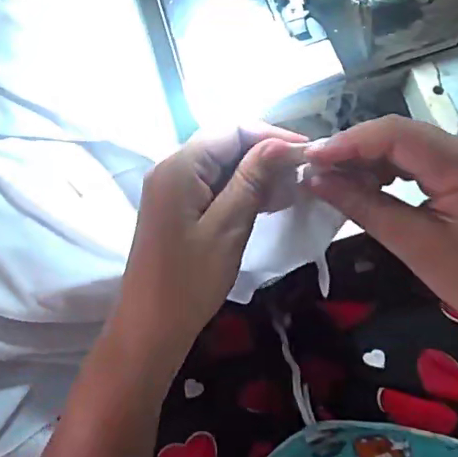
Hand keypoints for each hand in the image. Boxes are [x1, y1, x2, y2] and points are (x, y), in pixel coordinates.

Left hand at [113, 125, 305, 369]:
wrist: (150, 327)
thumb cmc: (189, 280)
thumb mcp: (228, 228)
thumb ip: (252, 180)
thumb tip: (280, 143)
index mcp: (178, 166)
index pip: (230, 129)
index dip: (270, 135)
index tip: (307, 151)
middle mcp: (170, 167)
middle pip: (223, 142)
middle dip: (264, 152)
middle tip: (302, 171)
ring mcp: (170, 187)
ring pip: (219, 163)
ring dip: (254, 171)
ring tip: (292, 187)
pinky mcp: (175, 206)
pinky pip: (211, 183)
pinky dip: (239, 188)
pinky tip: (267, 201)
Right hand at [303, 116, 457, 347]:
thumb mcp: (413, 245)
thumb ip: (362, 206)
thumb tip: (314, 180)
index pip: (397, 134)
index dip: (349, 142)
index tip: (311, 159)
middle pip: (398, 133)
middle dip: (352, 148)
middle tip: (313, 168)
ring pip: (402, 143)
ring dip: (365, 158)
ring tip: (330, 177)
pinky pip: (414, 158)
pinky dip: (384, 168)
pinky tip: (361, 183)